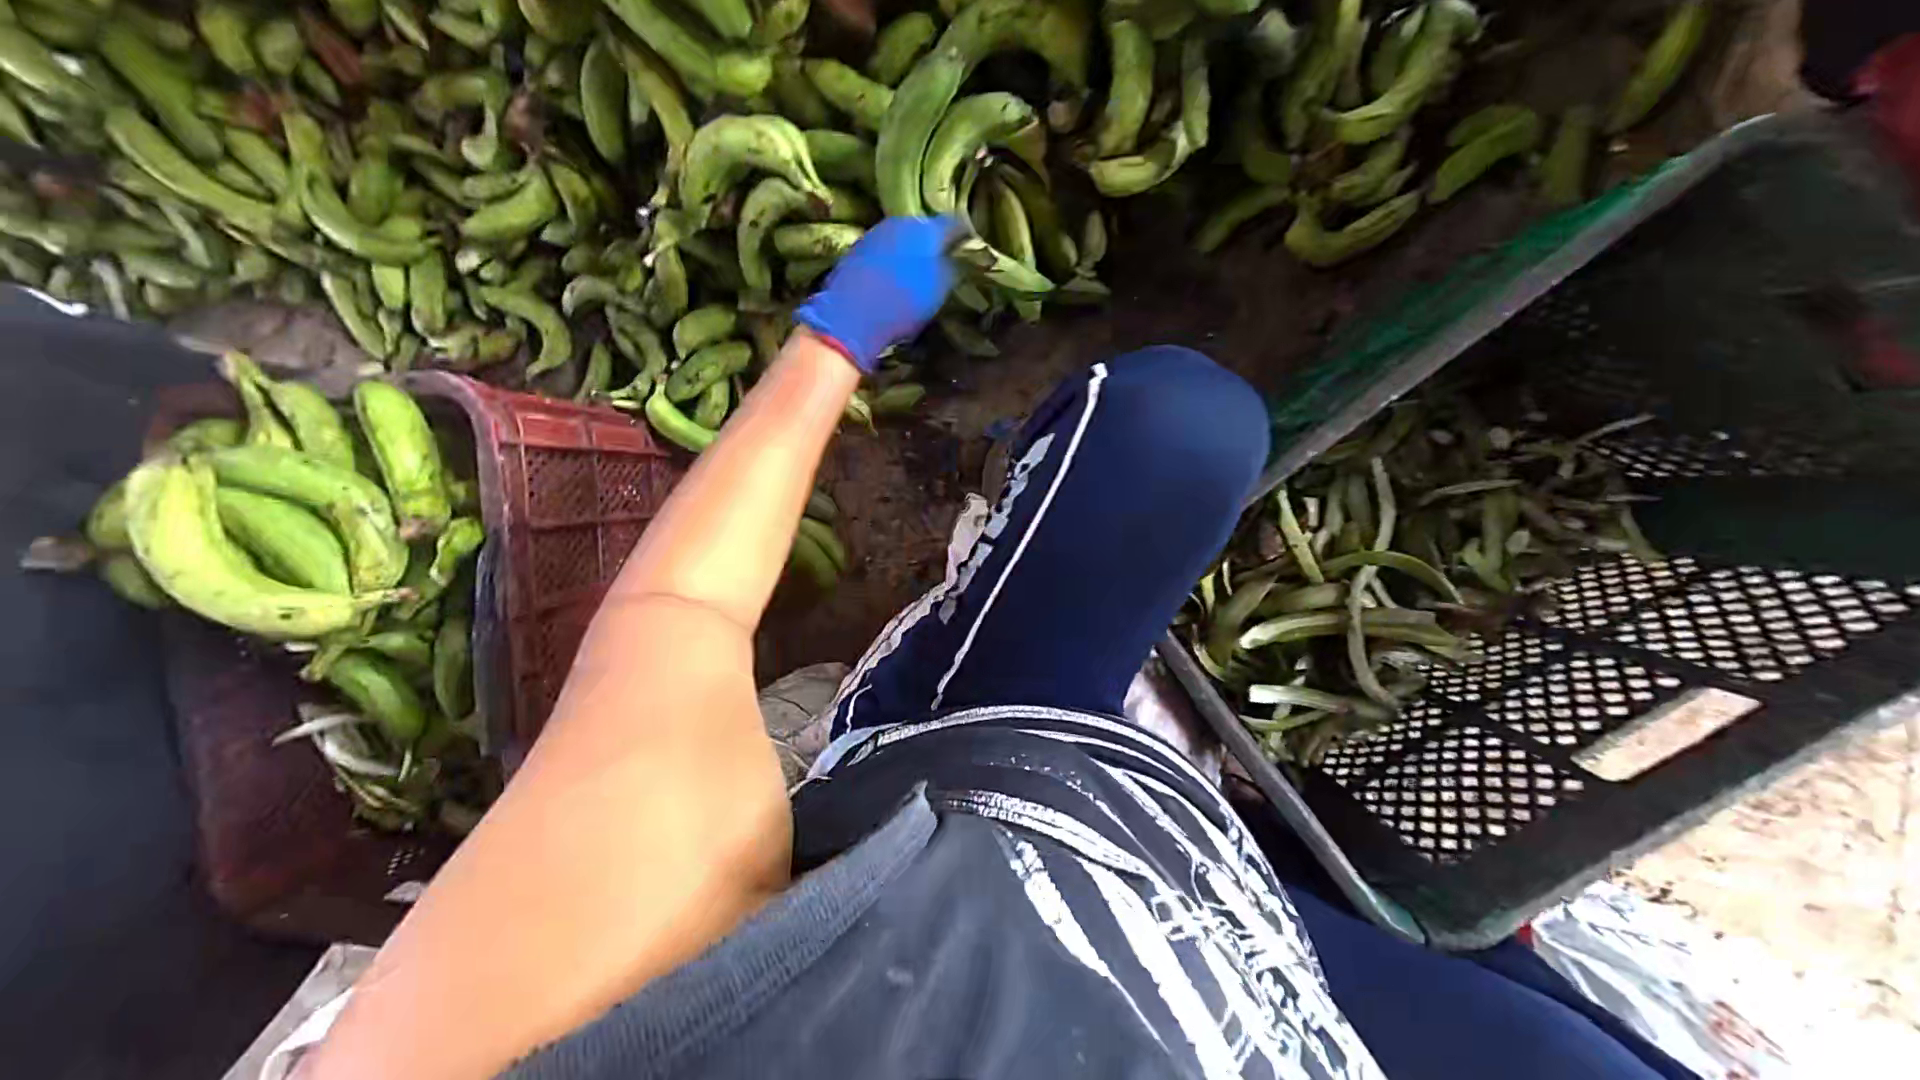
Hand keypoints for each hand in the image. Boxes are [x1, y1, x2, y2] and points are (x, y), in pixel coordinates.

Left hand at [793, 215, 957, 372]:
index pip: (956, 223)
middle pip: (927, 229)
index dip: (967, 237)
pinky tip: (895, 280)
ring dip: (914, 253)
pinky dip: (894, 262)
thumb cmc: (903, 301)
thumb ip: (956, 267)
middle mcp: (900, 222)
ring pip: (904, 238)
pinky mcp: (856, 252)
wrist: (849, 316)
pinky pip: (885, 251)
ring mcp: (874, 235)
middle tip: (947, 264)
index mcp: (926, 227)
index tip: (975, 252)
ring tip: (921, 274)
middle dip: (938, 244)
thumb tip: (966, 255)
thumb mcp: (941, 288)